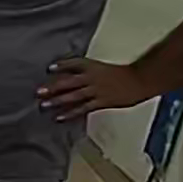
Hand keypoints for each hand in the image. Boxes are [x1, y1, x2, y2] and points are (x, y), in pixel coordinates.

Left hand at [37, 58, 157, 120]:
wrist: (144, 80)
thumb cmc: (125, 75)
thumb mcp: (103, 69)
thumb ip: (87, 71)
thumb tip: (70, 77)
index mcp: (93, 67)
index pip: (75, 63)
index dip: (62, 65)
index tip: (49, 68)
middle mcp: (92, 78)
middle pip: (69, 82)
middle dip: (52, 87)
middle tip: (38, 92)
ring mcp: (96, 90)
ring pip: (73, 95)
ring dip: (57, 101)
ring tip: (43, 105)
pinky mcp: (102, 101)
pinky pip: (83, 108)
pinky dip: (70, 113)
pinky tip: (59, 118)